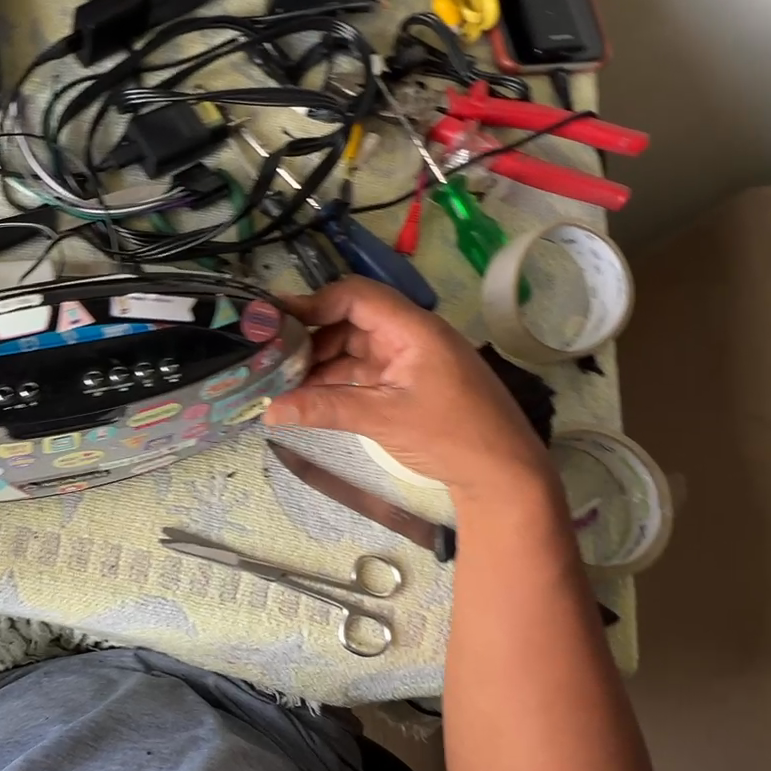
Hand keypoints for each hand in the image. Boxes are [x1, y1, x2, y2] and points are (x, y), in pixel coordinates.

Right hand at [263, 278, 552, 500]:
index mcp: (412, 329)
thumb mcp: (383, 420)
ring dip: (317, 363)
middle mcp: (407, 335)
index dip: (313, 303)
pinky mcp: (403, 382)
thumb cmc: (451, 436)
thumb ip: (324, 410)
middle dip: (309, 337)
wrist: (501, 473)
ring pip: (350, 348)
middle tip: (269, 355)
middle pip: (348, 320)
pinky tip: (305, 396)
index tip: (275, 320)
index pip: (355, 297)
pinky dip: (332, 382)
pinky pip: (359, 371)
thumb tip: (269, 411)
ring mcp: (405, 359)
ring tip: (279, 380)